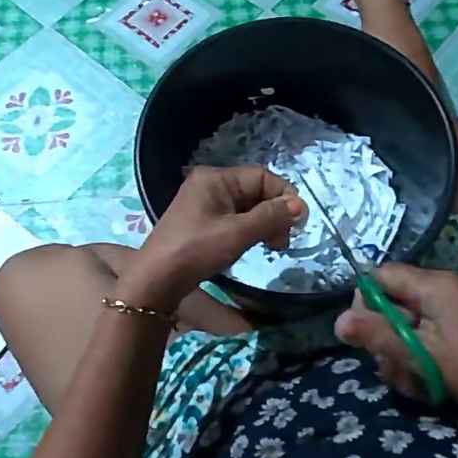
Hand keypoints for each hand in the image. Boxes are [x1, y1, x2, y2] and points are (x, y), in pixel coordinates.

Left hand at [118, 166, 305, 309]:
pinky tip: (256, 245)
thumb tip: (301, 206)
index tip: (299, 221)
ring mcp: (205, 203)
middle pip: (255, 191)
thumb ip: (271, 217)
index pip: (262, 177)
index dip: (284, 196)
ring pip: (248, 207)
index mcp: (216, 178)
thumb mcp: (237, 233)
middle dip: (275, 213)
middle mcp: (210, 184)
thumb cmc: (196, 250)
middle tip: (284, 240)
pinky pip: (236, 218)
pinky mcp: (203, 222)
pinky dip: (251, 230)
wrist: (156, 281)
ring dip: (265, 223)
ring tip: (274, 246)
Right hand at [332, 263, 457, 418]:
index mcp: (434, 284)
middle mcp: (447, 287)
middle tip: (394, 369)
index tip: (365, 335)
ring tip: (417, 383)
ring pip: (414, 323)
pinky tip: (434, 383)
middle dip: (387, 337)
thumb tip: (339, 321)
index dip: (365, 302)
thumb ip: (379, 336)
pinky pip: (435, 333)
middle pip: (396, 302)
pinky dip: (428, 356)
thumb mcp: (422, 354)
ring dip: (407, 353)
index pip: (381, 275)